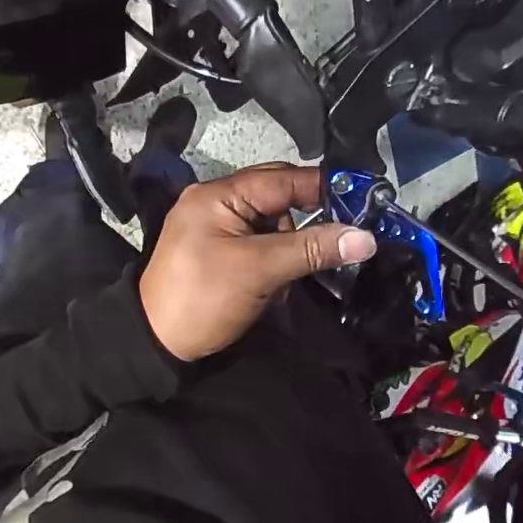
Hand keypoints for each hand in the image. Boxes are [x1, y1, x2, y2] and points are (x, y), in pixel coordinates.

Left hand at [140, 164, 376, 360]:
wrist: (157, 343)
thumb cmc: (204, 299)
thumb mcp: (260, 270)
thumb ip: (311, 249)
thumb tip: (366, 237)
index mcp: (217, 195)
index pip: (281, 178)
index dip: (322, 187)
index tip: (363, 200)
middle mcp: (215, 201)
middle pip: (276, 197)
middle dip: (305, 220)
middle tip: (338, 239)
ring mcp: (214, 226)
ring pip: (271, 222)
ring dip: (288, 246)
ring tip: (285, 277)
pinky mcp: (217, 250)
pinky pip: (257, 242)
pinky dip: (273, 259)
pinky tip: (274, 283)